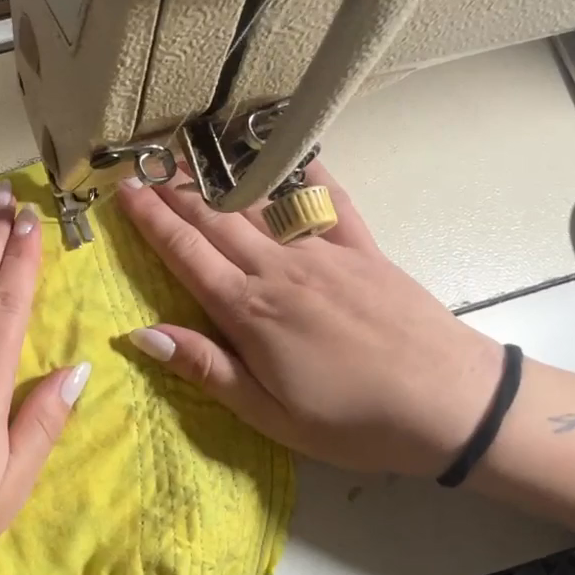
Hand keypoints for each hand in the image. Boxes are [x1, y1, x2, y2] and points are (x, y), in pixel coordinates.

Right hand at [115, 163, 501, 478]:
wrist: (451, 404)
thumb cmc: (351, 420)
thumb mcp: (269, 414)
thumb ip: (206, 368)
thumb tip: (141, 333)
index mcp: (248, 311)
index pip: (185, 254)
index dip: (150, 220)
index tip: (123, 191)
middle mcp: (278, 270)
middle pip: (214, 220)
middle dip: (174, 190)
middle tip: (144, 165)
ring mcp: (322, 253)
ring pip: (258, 205)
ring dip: (220, 178)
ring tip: (191, 156)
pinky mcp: (363, 249)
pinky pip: (327, 200)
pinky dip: (304, 172)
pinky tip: (288, 154)